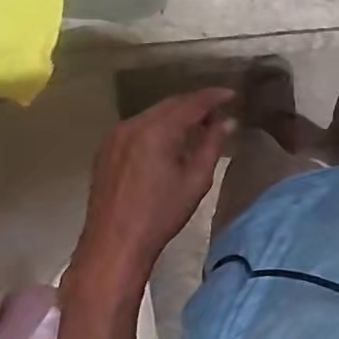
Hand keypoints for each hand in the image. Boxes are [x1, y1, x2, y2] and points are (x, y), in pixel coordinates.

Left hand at [73, 87, 235, 289]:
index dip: (214, 96)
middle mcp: (133, 125)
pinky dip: (158, 126)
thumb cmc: (161, 215)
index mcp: (157, 131)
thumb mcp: (196, 180)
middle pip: (170, 104)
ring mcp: (115, 135)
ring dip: (176, 115)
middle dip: (195, 105)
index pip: (191, 103)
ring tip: (197, 126)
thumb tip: (227, 122)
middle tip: (218, 113)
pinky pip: (138, 126)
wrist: (114, 243)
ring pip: (153, 114)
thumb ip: (212, 145)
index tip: (232, 95)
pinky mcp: (106, 148)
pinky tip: (169, 140)